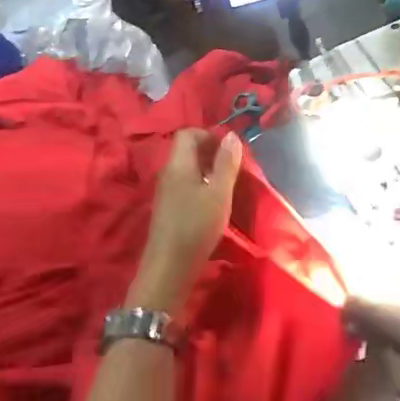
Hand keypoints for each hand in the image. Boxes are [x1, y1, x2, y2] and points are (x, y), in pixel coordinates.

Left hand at [132, 130, 242, 308]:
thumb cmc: (196, 226)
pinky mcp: (168, 208)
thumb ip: (226, 163)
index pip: (188, 133)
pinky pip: (185, 184)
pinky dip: (201, 185)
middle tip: (234, 167)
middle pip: (187, 149)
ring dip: (208, 170)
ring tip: (228, 185)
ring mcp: (165, 191)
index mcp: (178, 164)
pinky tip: (214, 203)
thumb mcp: (219, 194)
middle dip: (211, 152)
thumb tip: (230, 135)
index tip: (230, 150)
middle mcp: (168, 172)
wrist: (169, 267)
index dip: (209, 135)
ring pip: (187, 168)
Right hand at [345, 294, 399, 400]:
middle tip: (356, 342)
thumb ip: (377, 357)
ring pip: (393, 292)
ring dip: (381, 311)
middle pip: (375, 291)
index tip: (340, 339)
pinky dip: (399, 311)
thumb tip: (358, 340)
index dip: (343, 317)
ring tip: (378, 340)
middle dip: (361, 313)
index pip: (358, 300)